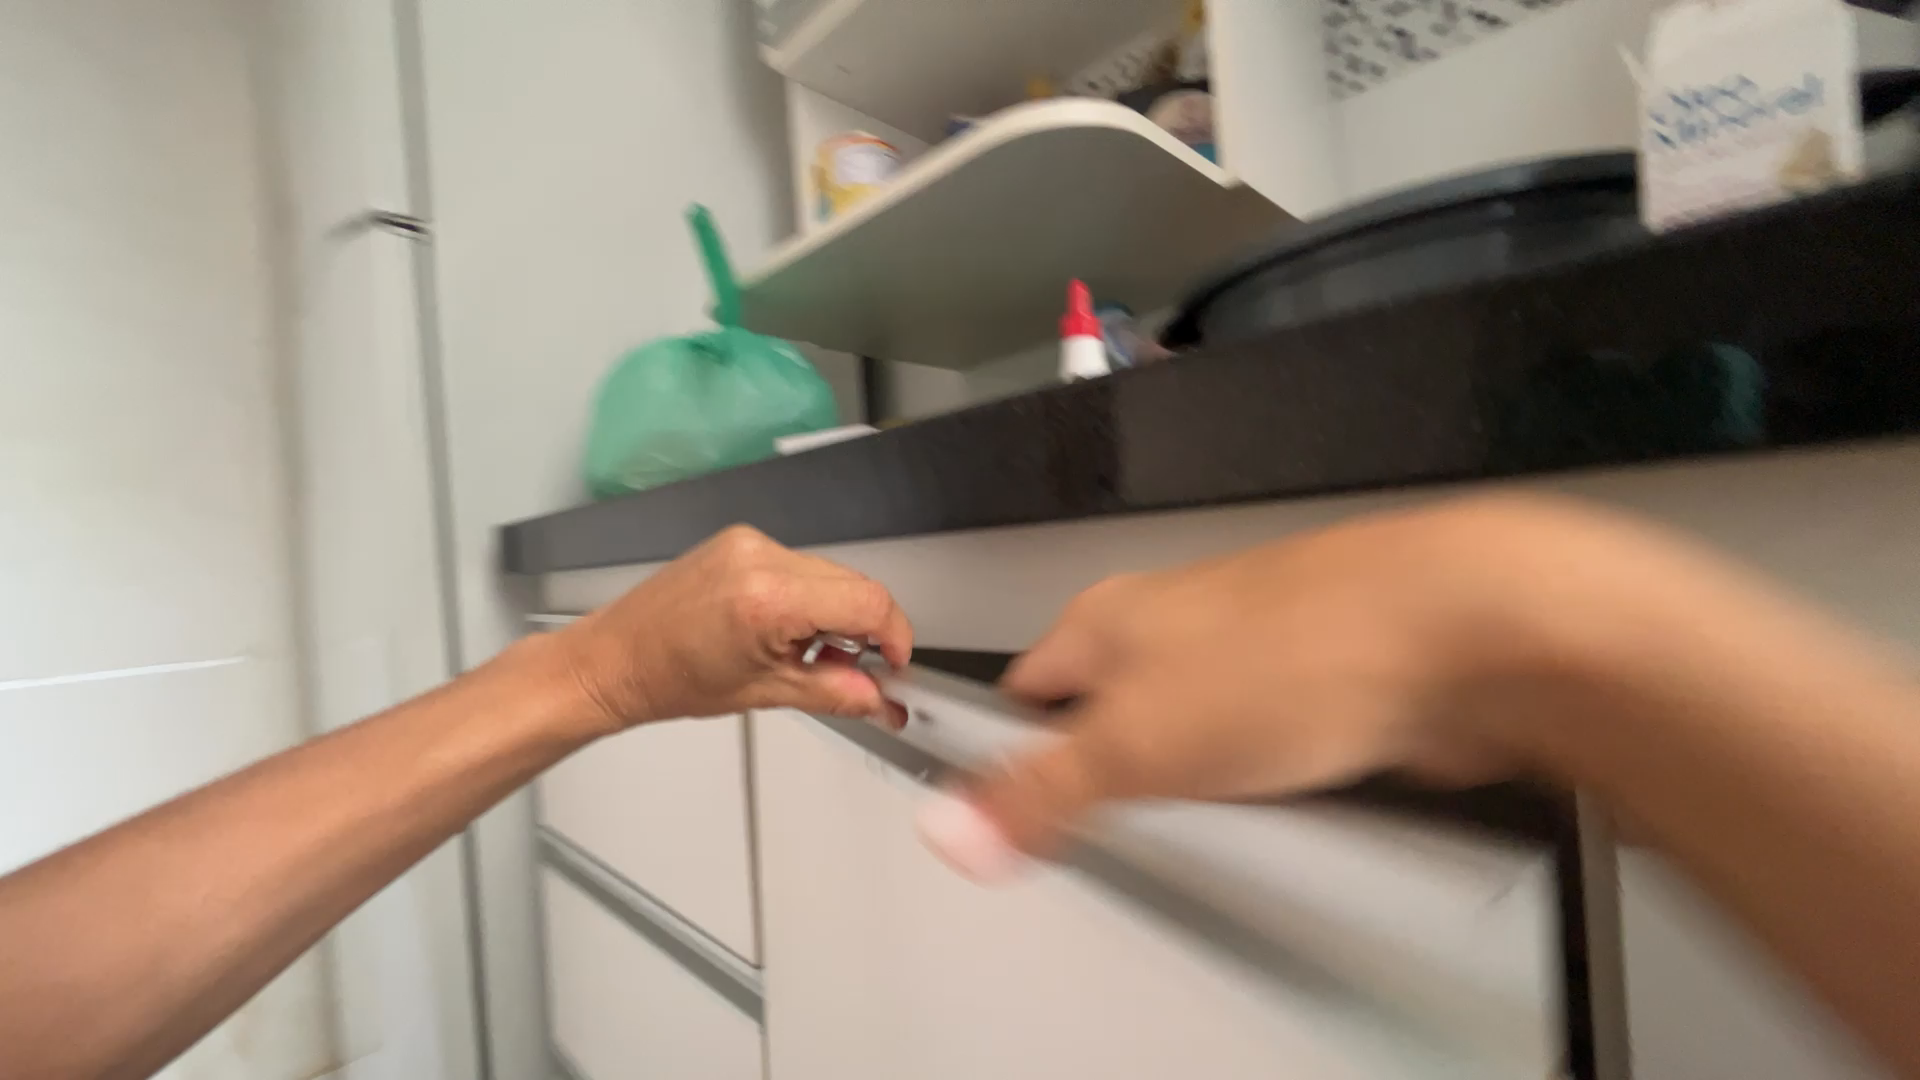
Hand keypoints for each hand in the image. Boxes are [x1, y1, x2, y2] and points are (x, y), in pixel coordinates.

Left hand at [549, 526, 912, 736]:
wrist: (615, 659)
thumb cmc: (672, 681)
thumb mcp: (767, 695)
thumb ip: (838, 693)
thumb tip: (884, 700)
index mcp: (769, 599)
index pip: (868, 602)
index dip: (896, 635)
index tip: (896, 663)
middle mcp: (763, 557)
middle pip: (855, 584)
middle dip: (866, 628)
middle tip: (852, 668)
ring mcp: (750, 543)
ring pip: (831, 573)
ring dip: (837, 612)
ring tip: (806, 650)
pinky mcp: (742, 540)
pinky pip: (802, 564)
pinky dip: (810, 596)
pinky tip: (786, 626)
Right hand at [917, 496, 1700, 880]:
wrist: (1454, 631)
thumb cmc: (1292, 652)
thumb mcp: (1136, 743)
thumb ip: (1039, 791)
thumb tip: (956, 827)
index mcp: (1104, 622)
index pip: (1021, 692)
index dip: (1008, 751)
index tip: (1012, 808)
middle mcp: (1163, 626)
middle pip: (1098, 716)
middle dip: (1103, 778)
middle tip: (1114, 827)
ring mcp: (1233, 652)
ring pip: (1176, 735)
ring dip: (1180, 784)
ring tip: (1197, 819)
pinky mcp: (1296, 684)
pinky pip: (1245, 748)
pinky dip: (1248, 784)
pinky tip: (1266, 807)